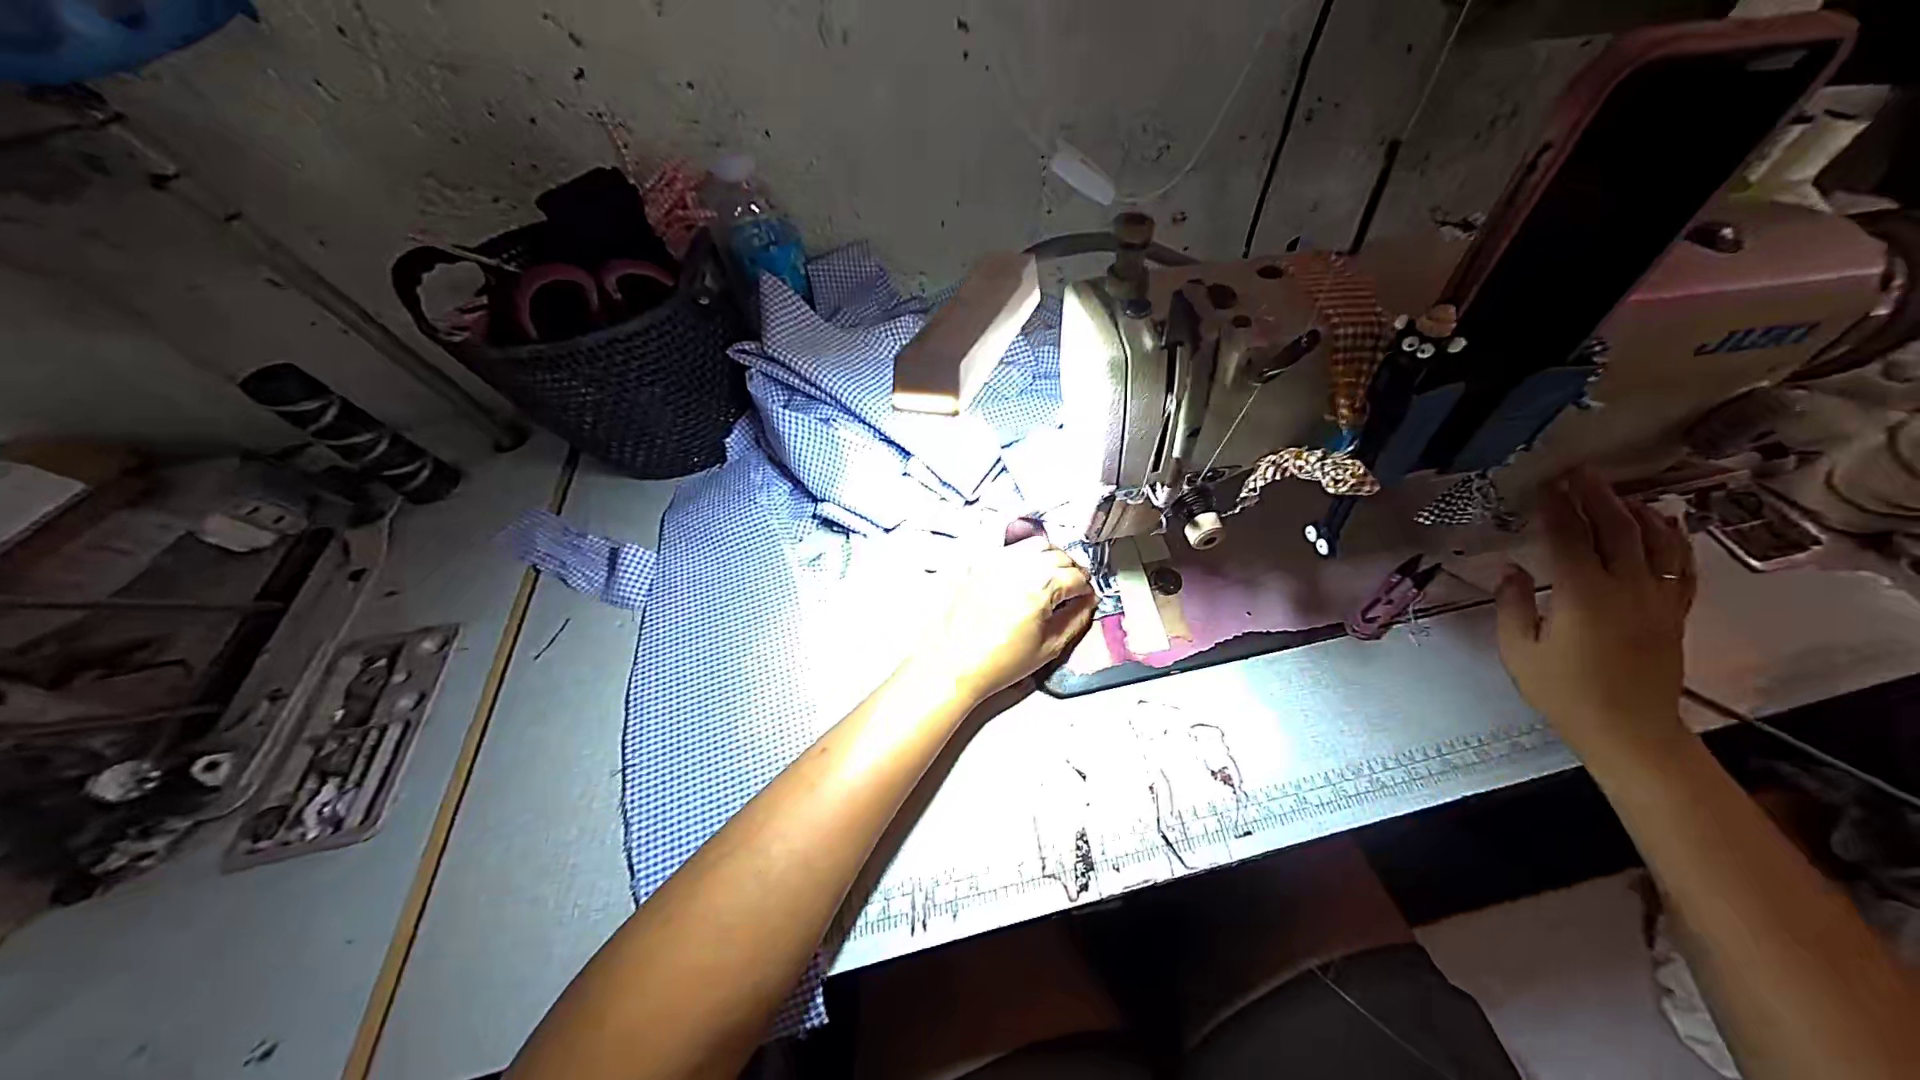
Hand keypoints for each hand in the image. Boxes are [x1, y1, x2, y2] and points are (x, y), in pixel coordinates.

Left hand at [916, 537, 1096, 703]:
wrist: (951, 664)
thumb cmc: (998, 662)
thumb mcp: (1048, 647)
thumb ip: (1076, 619)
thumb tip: (1088, 602)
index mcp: (1040, 587)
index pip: (1077, 576)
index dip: (1086, 588)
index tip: (1084, 597)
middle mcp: (1019, 566)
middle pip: (1058, 554)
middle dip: (1070, 569)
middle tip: (1070, 587)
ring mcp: (995, 560)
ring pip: (1034, 544)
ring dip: (1047, 557)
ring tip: (1047, 577)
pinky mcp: (977, 562)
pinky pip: (1008, 547)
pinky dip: (1022, 555)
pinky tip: (1022, 572)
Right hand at [1495, 469, 1696, 760]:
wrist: (1628, 728)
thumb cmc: (1563, 691)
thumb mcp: (1519, 650)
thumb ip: (1513, 605)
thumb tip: (1512, 569)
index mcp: (1584, 596)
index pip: (1570, 539)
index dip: (1557, 509)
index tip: (1545, 485)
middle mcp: (1628, 589)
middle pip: (1618, 530)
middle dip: (1597, 498)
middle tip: (1580, 474)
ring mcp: (1659, 599)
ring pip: (1657, 542)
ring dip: (1635, 512)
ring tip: (1617, 493)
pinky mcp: (1675, 612)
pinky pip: (1682, 566)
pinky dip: (1674, 539)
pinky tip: (1664, 524)